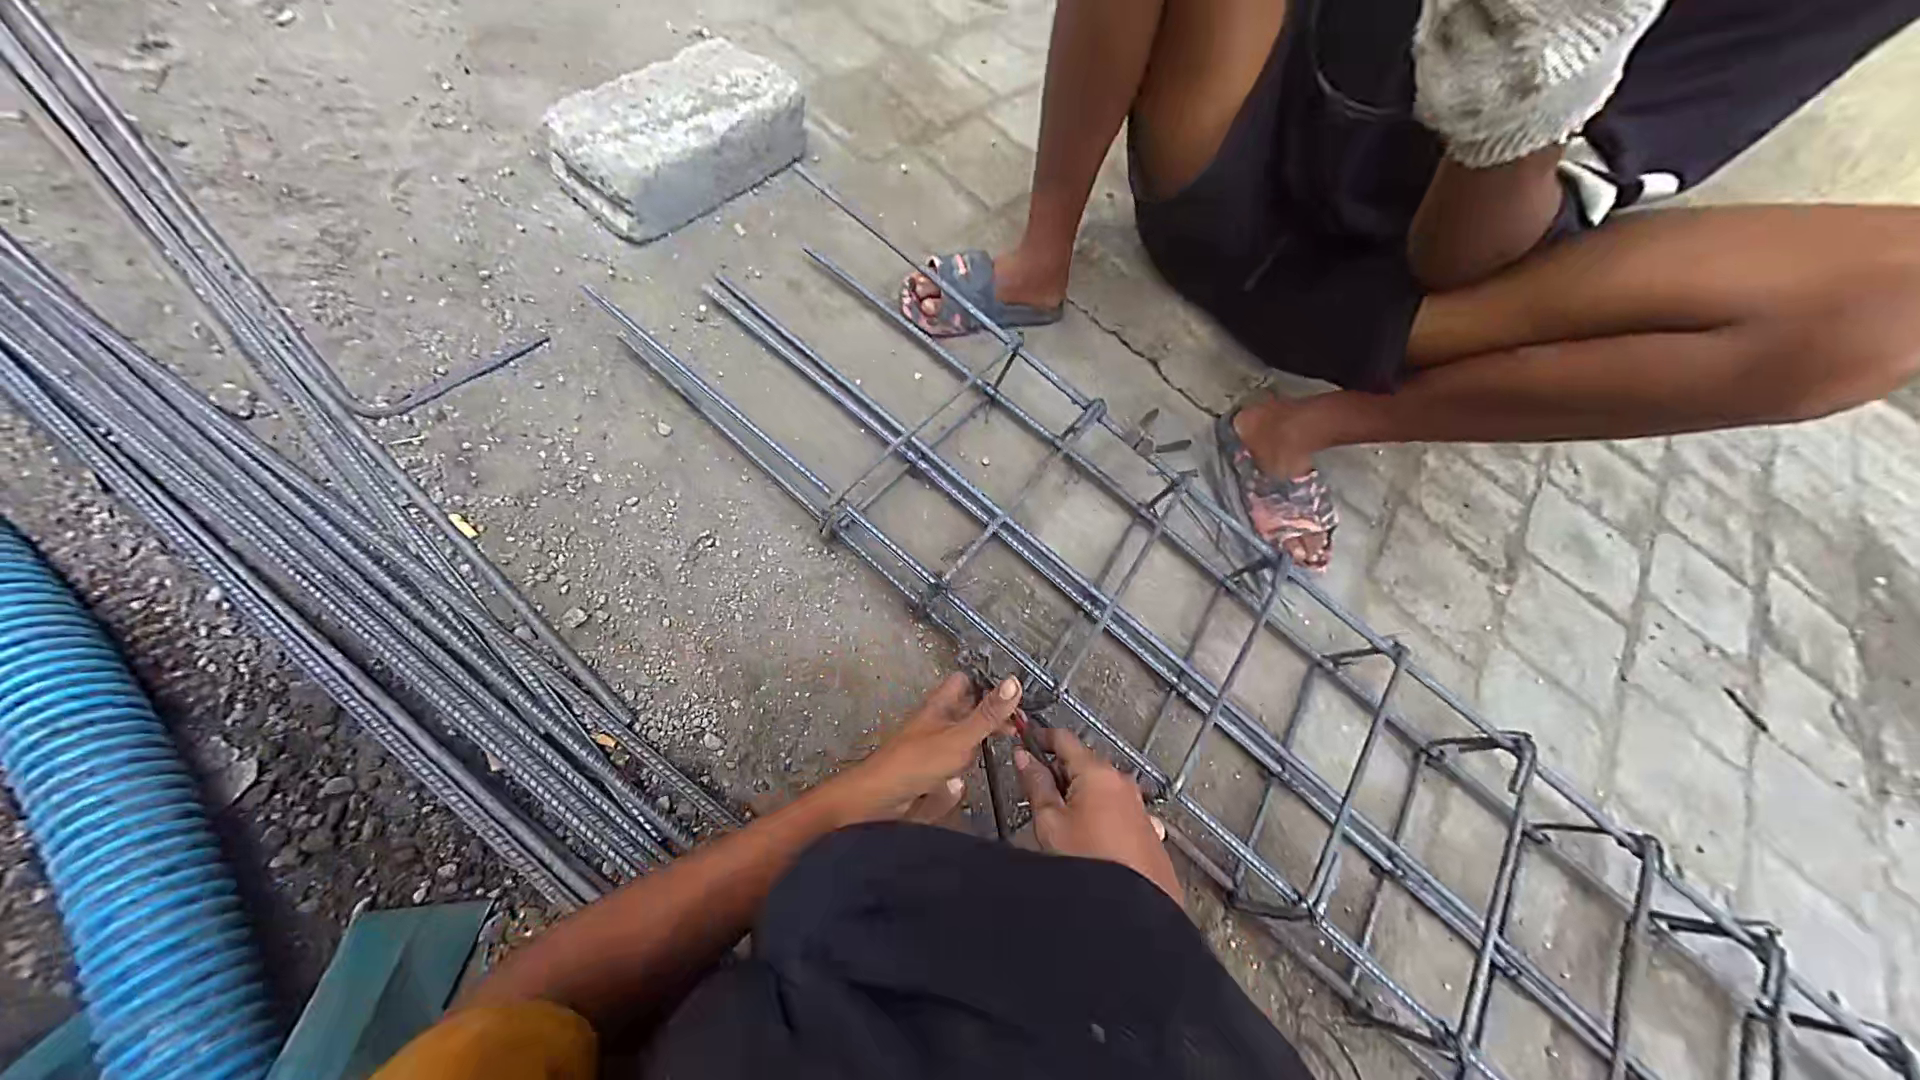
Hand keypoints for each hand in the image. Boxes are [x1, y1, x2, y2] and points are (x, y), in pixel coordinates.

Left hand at [816, 673, 1019, 825]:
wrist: (878, 801)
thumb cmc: (910, 763)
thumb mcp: (959, 737)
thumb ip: (987, 714)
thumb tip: (1012, 684)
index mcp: (940, 704)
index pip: (966, 681)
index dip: (987, 683)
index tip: (1013, 693)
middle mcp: (935, 721)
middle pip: (967, 709)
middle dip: (988, 718)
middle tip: (1011, 726)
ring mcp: (931, 745)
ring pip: (961, 737)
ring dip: (976, 744)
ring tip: (993, 749)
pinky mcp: (928, 769)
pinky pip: (953, 764)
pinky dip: (962, 768)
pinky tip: (965, 778)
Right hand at [1014, 727, 1181, 905]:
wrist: (1133, 914)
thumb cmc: (1091, 867)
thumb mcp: (1050, 823)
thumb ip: (1036, 784)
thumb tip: (1024, 759)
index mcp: (1097, 773)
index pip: (1064, 739)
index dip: (1041, 738)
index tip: (1027, 742)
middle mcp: (1123, 783)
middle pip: (1084, 762)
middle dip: (1060, 772)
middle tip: (1037, 792)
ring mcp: (1139, 807)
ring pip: (1102, 788)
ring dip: (1082, 796)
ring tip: (1063, 825)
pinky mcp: (1147, 831)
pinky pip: (1118, 811)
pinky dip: (1101, 815)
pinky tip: (1090, 840)